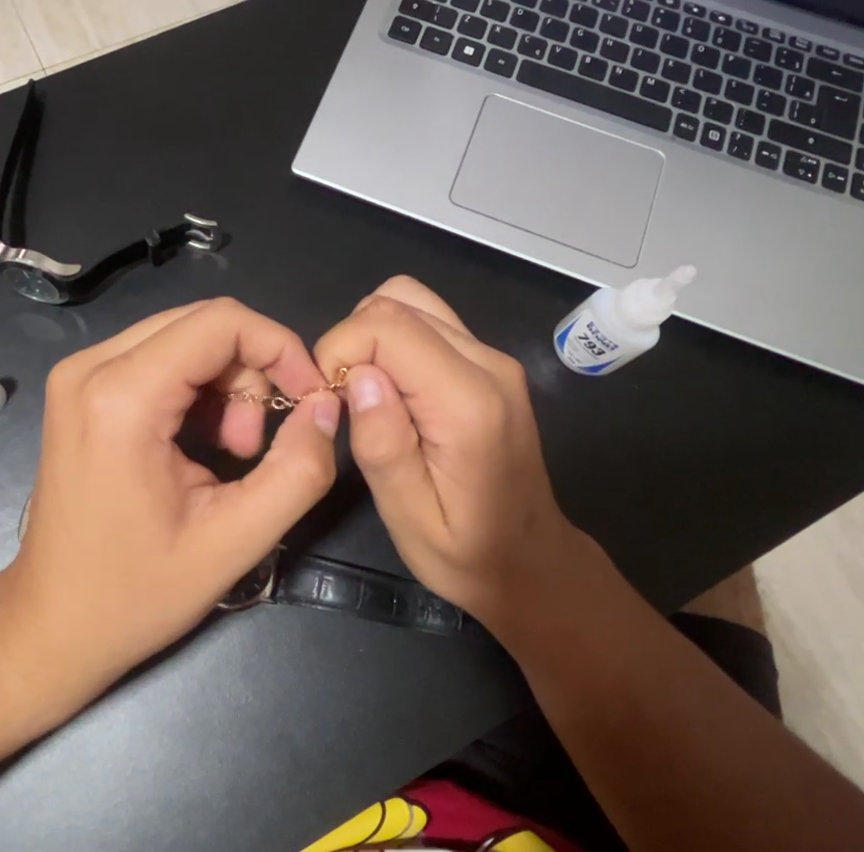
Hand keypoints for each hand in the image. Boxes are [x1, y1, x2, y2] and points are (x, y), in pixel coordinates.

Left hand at [5, 299, 340, 682]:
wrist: (53, 622)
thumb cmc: (137, 591)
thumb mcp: (235, 540)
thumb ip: (298, 470)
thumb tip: (328, 407)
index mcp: (122, 397)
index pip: (222, 322)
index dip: (281, 347)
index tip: (309, 399)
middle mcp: (91, 366)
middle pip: (203, 324)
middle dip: (252, 371)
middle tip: (257, 444)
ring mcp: (80, 373)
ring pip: (184, 337)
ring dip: (226, 383)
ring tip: (232, 452)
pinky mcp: (81, 388)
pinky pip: (159, 357)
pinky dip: (197, 389)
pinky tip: (201, 444)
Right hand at [314, 278, 597, 636]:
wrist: (533, 562)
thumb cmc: (468, 553)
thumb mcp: (410, 519)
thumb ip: (383, 445)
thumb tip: (356, 375)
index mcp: (468, 403)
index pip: (386, 326)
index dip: (340, 350)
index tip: (330, 402)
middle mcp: (487, 363)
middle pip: (396, 302)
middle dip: (351, 342)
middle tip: (345, 403)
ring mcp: (492, 357)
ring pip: (410, 300)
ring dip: (371, 337)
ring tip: (367, 395)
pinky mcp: (488, 362)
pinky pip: (427, 322)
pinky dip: (393, 341)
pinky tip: (392, 391)